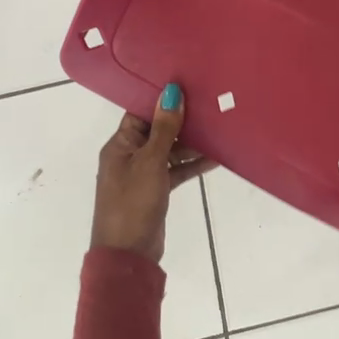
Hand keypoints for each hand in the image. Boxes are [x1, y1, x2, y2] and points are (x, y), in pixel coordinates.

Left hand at [91, 82, 216, 261]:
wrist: (128, 253)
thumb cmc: (133, 202)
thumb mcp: (150, 162)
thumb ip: (164, 128)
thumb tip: (171, 92)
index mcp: (120, 145)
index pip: (140, 113)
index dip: (162, 99)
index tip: (188, 84)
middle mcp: (129, 155)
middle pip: (158, 129)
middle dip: (182, 119)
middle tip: (211, 103)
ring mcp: (143, 174)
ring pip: (170, 150)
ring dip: (192, 143)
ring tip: (219, 128)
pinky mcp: (156, 190)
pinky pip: (177, 169)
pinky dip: (193, 164)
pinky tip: (217, 158)